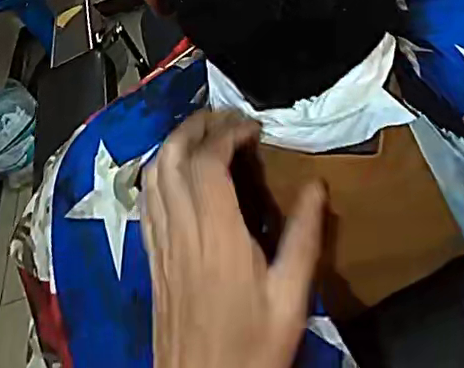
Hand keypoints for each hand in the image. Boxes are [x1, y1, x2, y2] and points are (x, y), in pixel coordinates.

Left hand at [142, 110, 326, 367]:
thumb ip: (304, 238)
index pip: (208, 160)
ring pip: (154, 174)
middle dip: (197, 124)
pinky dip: (161, 171)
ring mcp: (161, 244)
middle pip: (172, 156)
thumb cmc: (250, 349)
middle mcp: (181, 230)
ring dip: (177, 143)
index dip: (228, 131)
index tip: (253, 127)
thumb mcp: (290, 298)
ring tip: (206, 134)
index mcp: (216, 234)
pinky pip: (147, 200)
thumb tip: (317, 186)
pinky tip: (181, 173)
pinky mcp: (152, 259)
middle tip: (227, 117)